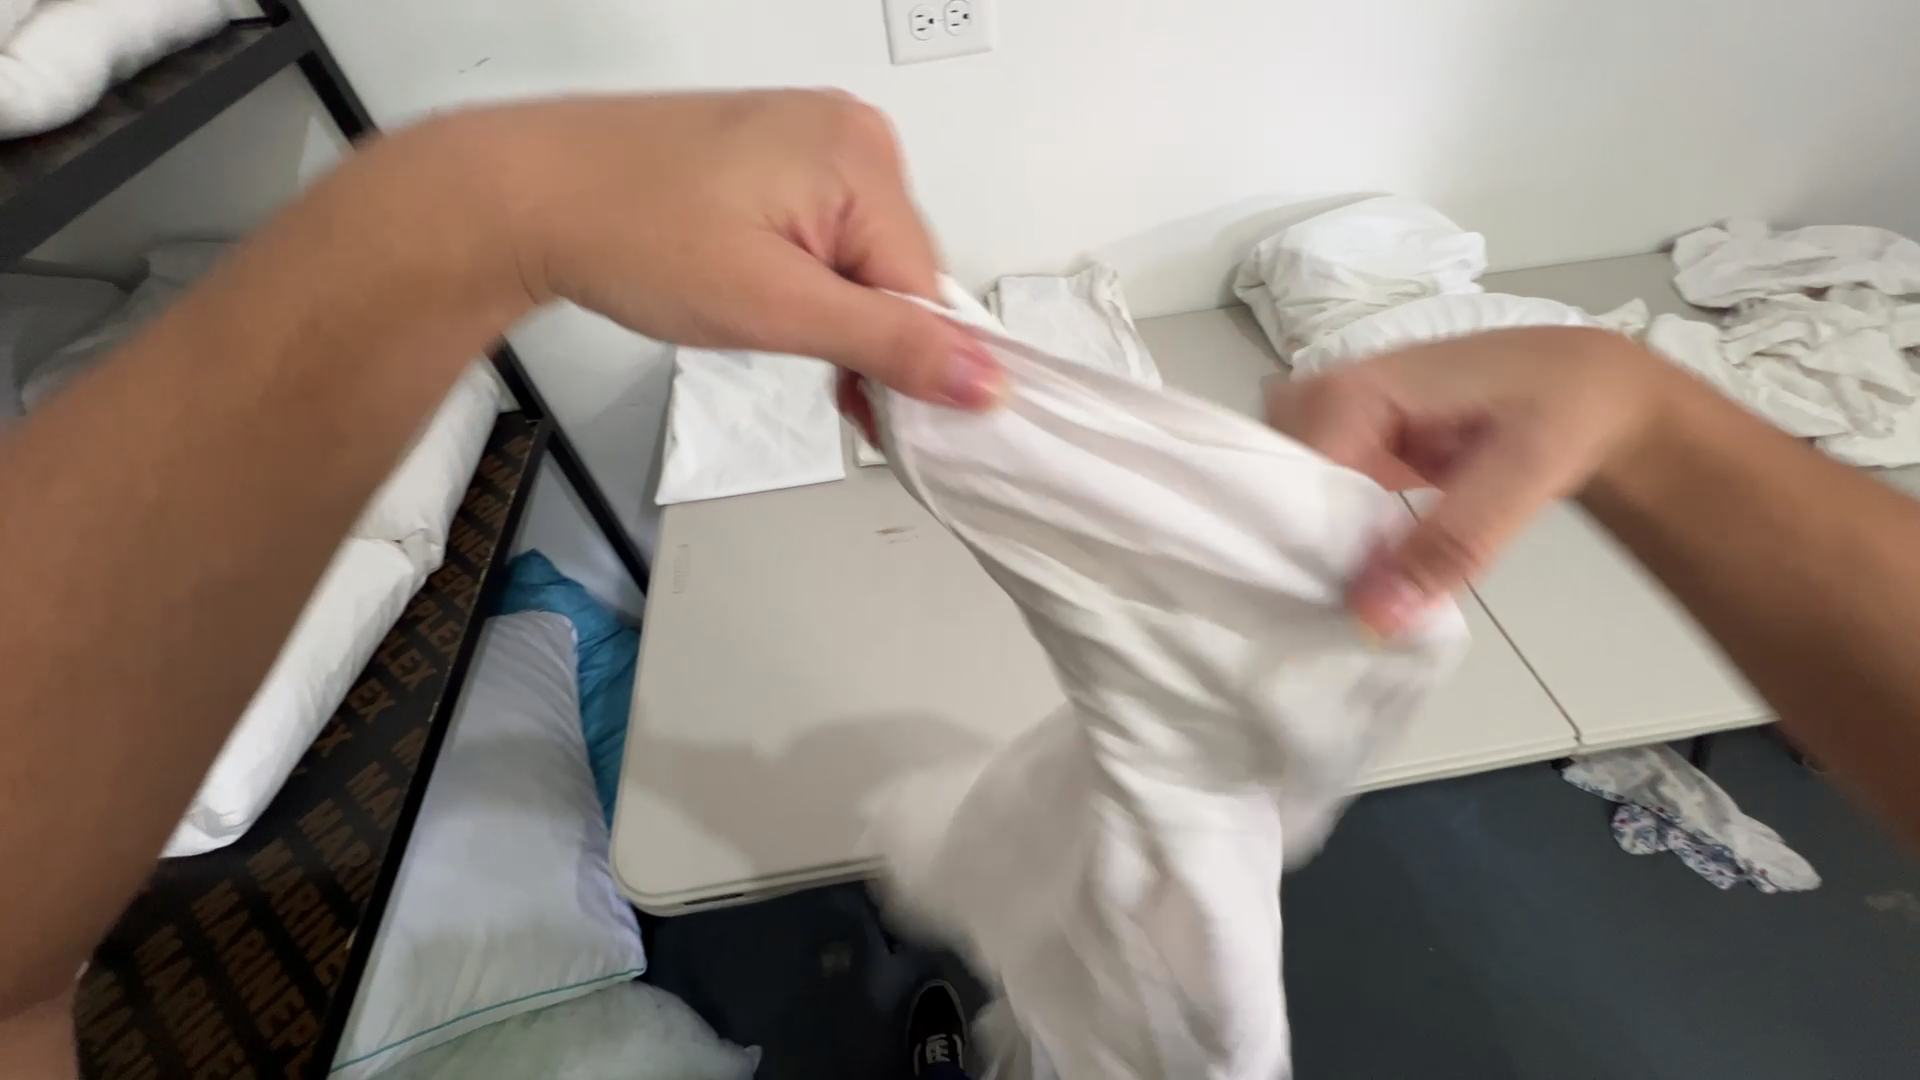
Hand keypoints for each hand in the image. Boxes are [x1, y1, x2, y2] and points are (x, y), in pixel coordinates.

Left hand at [427, 91, 1003, 407]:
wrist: (531, 197)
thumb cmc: (640, 240)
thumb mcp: (781, 310)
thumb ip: (892, 348)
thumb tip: (988, 381)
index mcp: (863, 158)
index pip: (930, 290)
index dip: (912, 365)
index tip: (883, 419)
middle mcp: (854, 137)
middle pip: (906, 276)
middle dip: (878, 346)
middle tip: (834, 391)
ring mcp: (818, 145)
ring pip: (874, 267)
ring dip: (852, 326)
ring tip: (802, 352)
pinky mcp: (789, 163)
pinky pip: (839, 244)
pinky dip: (828, 295)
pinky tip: (798, 319)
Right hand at [1263, 327, 1671, 635]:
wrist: (1590, 387)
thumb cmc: (1564, 410)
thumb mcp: (1522, 476)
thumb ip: (1449, 546)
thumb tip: (1374, 621)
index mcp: (1356, 390)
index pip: (1286, 472)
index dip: (1294, 536)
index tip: (1317, 595)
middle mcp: (1326, 396)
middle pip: (1268, 473)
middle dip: (1285, 533)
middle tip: (1316, 591)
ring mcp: (1330, 418)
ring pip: (1279, 482)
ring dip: (1298, 531)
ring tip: (1324, 581)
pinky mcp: (1342, 442)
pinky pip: (1305, 485)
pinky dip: (1318, 524)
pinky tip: (1342, 560)